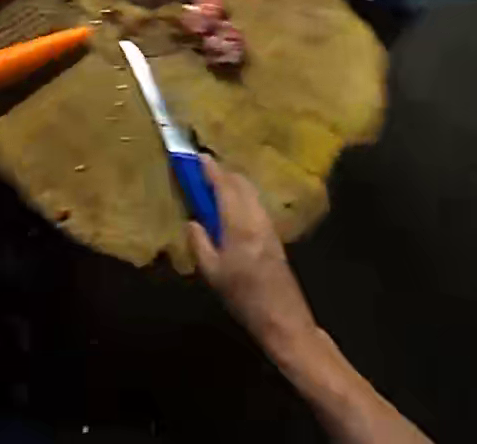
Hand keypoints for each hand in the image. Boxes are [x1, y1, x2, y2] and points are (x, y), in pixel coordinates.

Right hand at [187, 155, 318, 351]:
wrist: (284, 319)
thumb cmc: (244, 298)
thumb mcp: (213, 274)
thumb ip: (200, 243)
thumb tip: (192, 222)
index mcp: (239, 224)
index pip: (224, 186)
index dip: (211, 169)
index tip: (198, 158)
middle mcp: (256, 217)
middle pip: (241, 182)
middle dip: (222, 173)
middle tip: (203, 174)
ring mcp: (268, 224)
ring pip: (250, 191)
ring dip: (233, 183)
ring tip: (215, 190)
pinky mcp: (274, 233)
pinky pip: (255, 202)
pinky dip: (242, 195)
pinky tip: (232, 209)